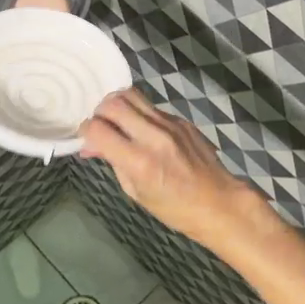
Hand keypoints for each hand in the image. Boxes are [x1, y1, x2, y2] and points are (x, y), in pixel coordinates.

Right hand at [79, 89, 260, 249]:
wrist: (218, 202)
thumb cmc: (174, 208)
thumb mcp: (136, 192)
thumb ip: (113, 163)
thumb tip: (91, 147)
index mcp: (139, 162)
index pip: (98, 130)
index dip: (86, 131)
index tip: (87, 138)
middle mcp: (153, 136)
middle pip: (113, 104)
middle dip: (99, 112)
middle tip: (100, 126)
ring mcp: (170, 124)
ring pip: (132, 95)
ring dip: (117, 105)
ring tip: (116, 120)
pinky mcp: (181, 120)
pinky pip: (151, 107)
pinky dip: (139, 113)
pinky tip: (141, 129)